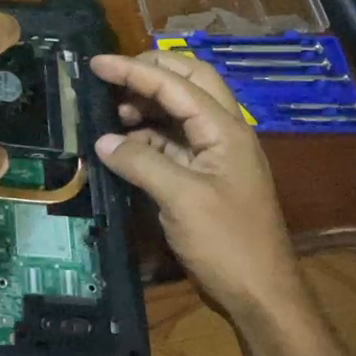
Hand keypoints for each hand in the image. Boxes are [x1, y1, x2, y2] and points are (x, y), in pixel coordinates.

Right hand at [89, 51, 303, 314]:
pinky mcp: (204, 177)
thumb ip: (140, 162)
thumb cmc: (226, 242)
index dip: (135, 70)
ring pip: (180, 112)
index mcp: (225, 130)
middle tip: (109, 76)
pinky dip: (147, 136)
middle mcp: (224, 133)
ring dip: (147, 105)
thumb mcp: (180, 199)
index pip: (176, 85)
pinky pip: (174, 142)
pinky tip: (123, 145)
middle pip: (189, 83)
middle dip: (149, 73)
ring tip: (110, 113)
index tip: (96, 63)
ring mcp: (215, 155)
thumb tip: (103, 141)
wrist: (259, 292)